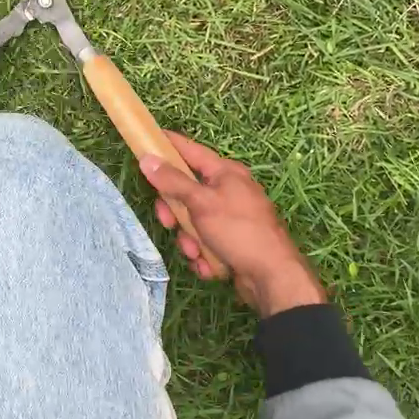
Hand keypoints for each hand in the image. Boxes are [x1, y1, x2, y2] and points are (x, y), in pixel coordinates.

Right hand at [139, 131, 327, 317]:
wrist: (274, 278)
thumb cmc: (238, 231)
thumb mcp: (200, 202)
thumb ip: (172, 181)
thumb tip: (147, 158)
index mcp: (225, 172)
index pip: (189, 150)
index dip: (167, 144)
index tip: (145, 141)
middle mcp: (229, 190)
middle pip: (187, 190)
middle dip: (175, 211)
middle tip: (168, 221)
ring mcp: (232, 216)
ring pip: (194, 219)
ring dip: (189, 238)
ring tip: (195, 252)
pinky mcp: (234, 241)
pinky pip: (206, 239)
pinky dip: (203, 252)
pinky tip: (208, 264)